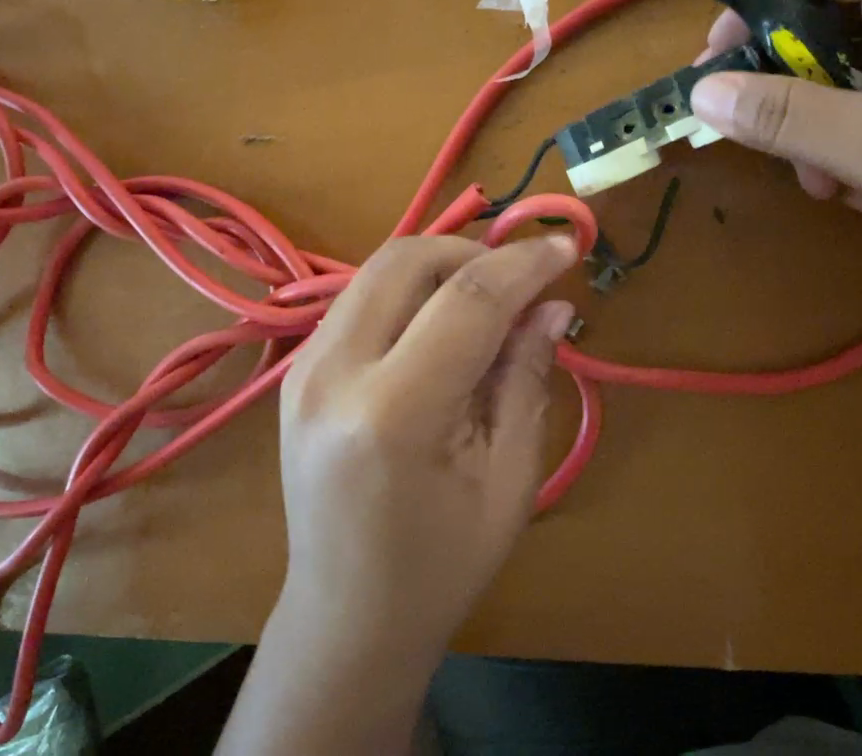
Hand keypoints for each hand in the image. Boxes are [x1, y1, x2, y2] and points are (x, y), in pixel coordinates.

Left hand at [274, 234, 576, 659]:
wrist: (347, 615)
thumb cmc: (441, 564)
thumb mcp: (507, 478)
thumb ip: (525, 378)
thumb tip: (553, 306)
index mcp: (393, 413)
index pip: (466, 300)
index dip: (522, 264)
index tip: (565, 246)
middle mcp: (333, 374)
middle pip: (407, 260)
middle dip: (473, 251)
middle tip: (521, 279)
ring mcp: (302, 369)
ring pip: (377, 270)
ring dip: (439, 267)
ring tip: (488, 303)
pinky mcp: (296, 372)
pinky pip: (359, 299)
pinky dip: (408, 291)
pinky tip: (441, 327)